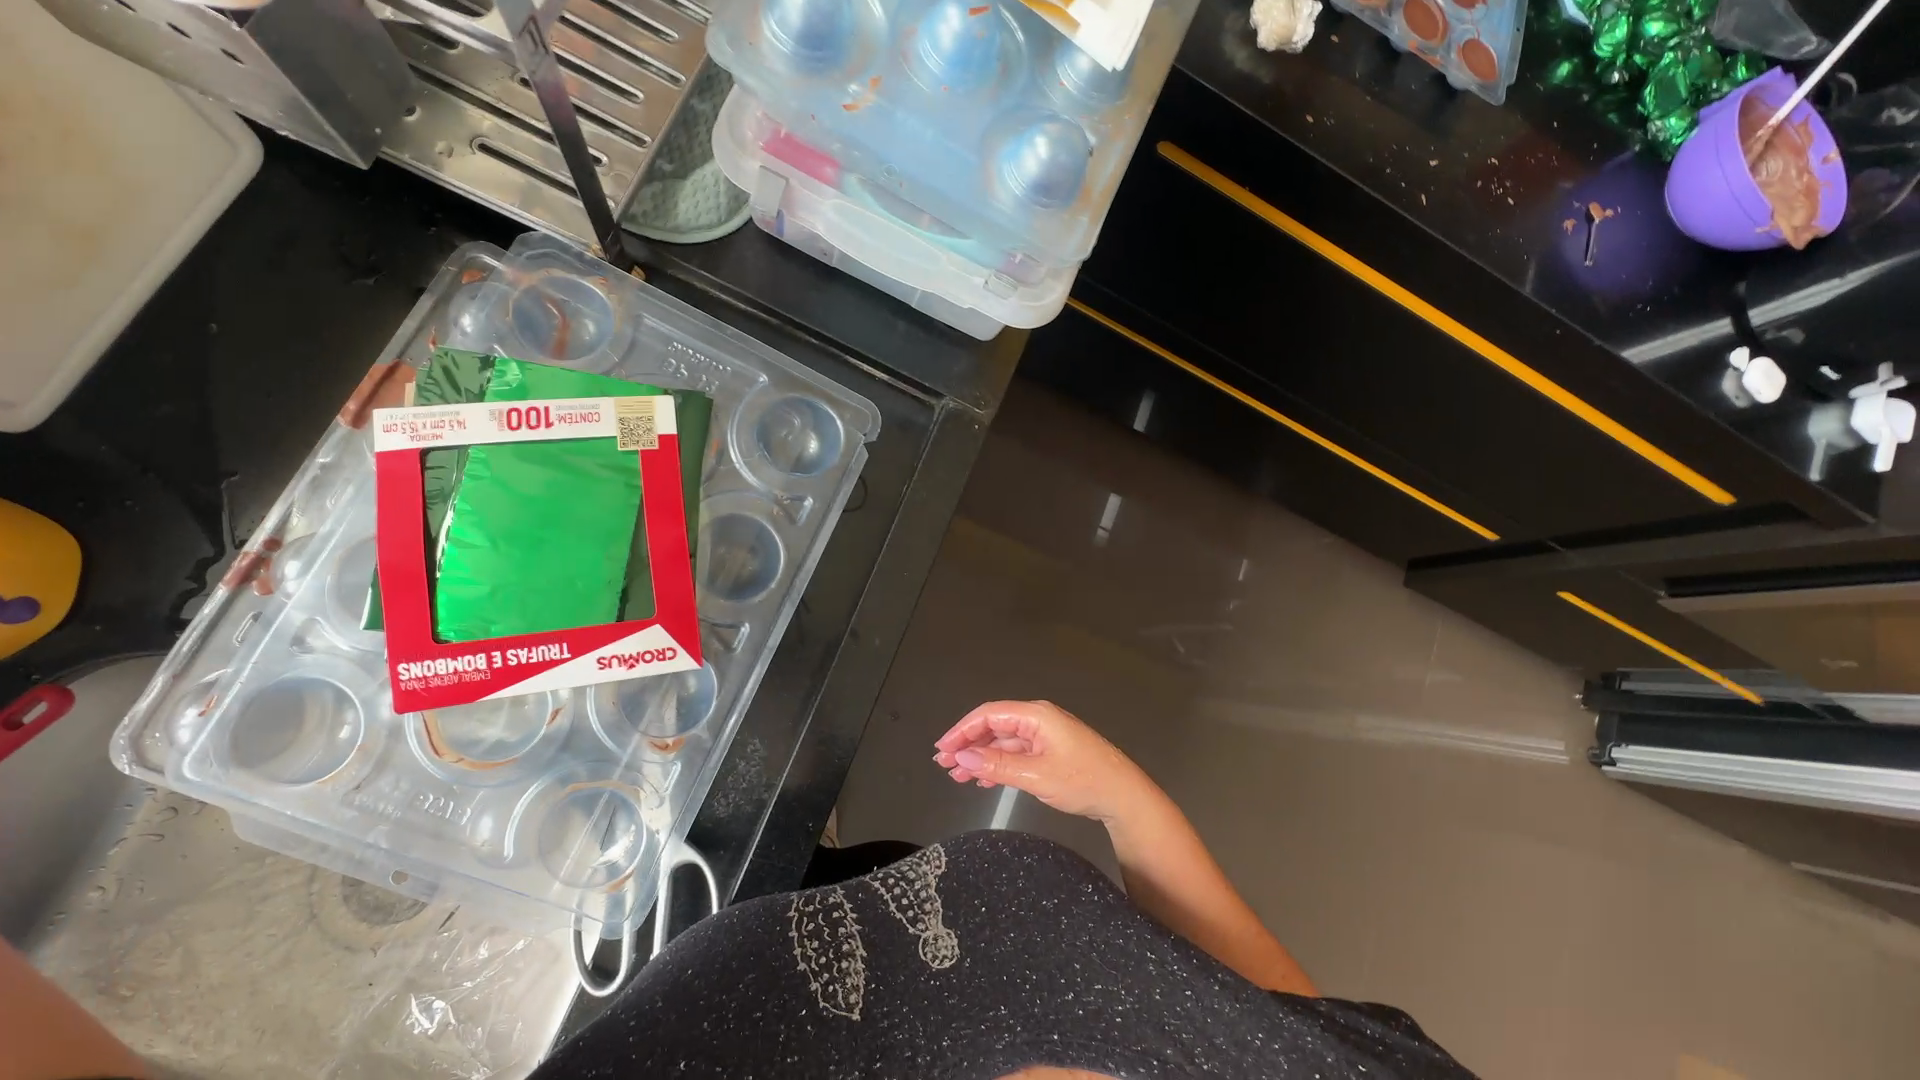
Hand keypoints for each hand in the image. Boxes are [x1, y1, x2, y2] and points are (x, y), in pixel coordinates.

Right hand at [932, 700, 1156, 822]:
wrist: (1124, 797)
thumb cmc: (1083, 781)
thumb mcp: (1036, 776)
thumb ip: (997, 765)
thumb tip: (962, 757)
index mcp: (1036, 716)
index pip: (989, 715)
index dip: (962, 730)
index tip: (942, 749)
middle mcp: (1039, 720)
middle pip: (994, 726)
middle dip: (968, 745)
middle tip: (944, 764)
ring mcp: (1046, 736)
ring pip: (1004, 742)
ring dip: (981, 757)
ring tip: (958, 776)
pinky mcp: (1051, 752)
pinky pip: (1016, 753)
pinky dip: (998, 765)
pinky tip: (984, 779)